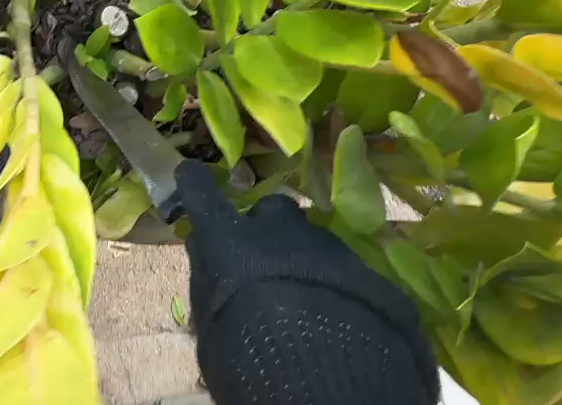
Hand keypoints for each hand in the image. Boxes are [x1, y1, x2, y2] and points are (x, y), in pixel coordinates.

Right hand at [176, 161, 438, 404]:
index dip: (195, 182)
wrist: (326, 386)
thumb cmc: (246, 358)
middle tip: (267, 263)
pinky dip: (342, 290)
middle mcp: (277, 230)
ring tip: (309, 301)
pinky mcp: (369, 276)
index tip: (192, 177)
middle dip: (269, 230)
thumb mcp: (208, 325)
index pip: (200, 190)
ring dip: (307, 262)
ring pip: (314, 241)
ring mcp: (328, 248)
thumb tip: (205, 251)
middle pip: (271, 210)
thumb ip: (207, 278)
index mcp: (229, 239)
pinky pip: (349, 274)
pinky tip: (343, 321)